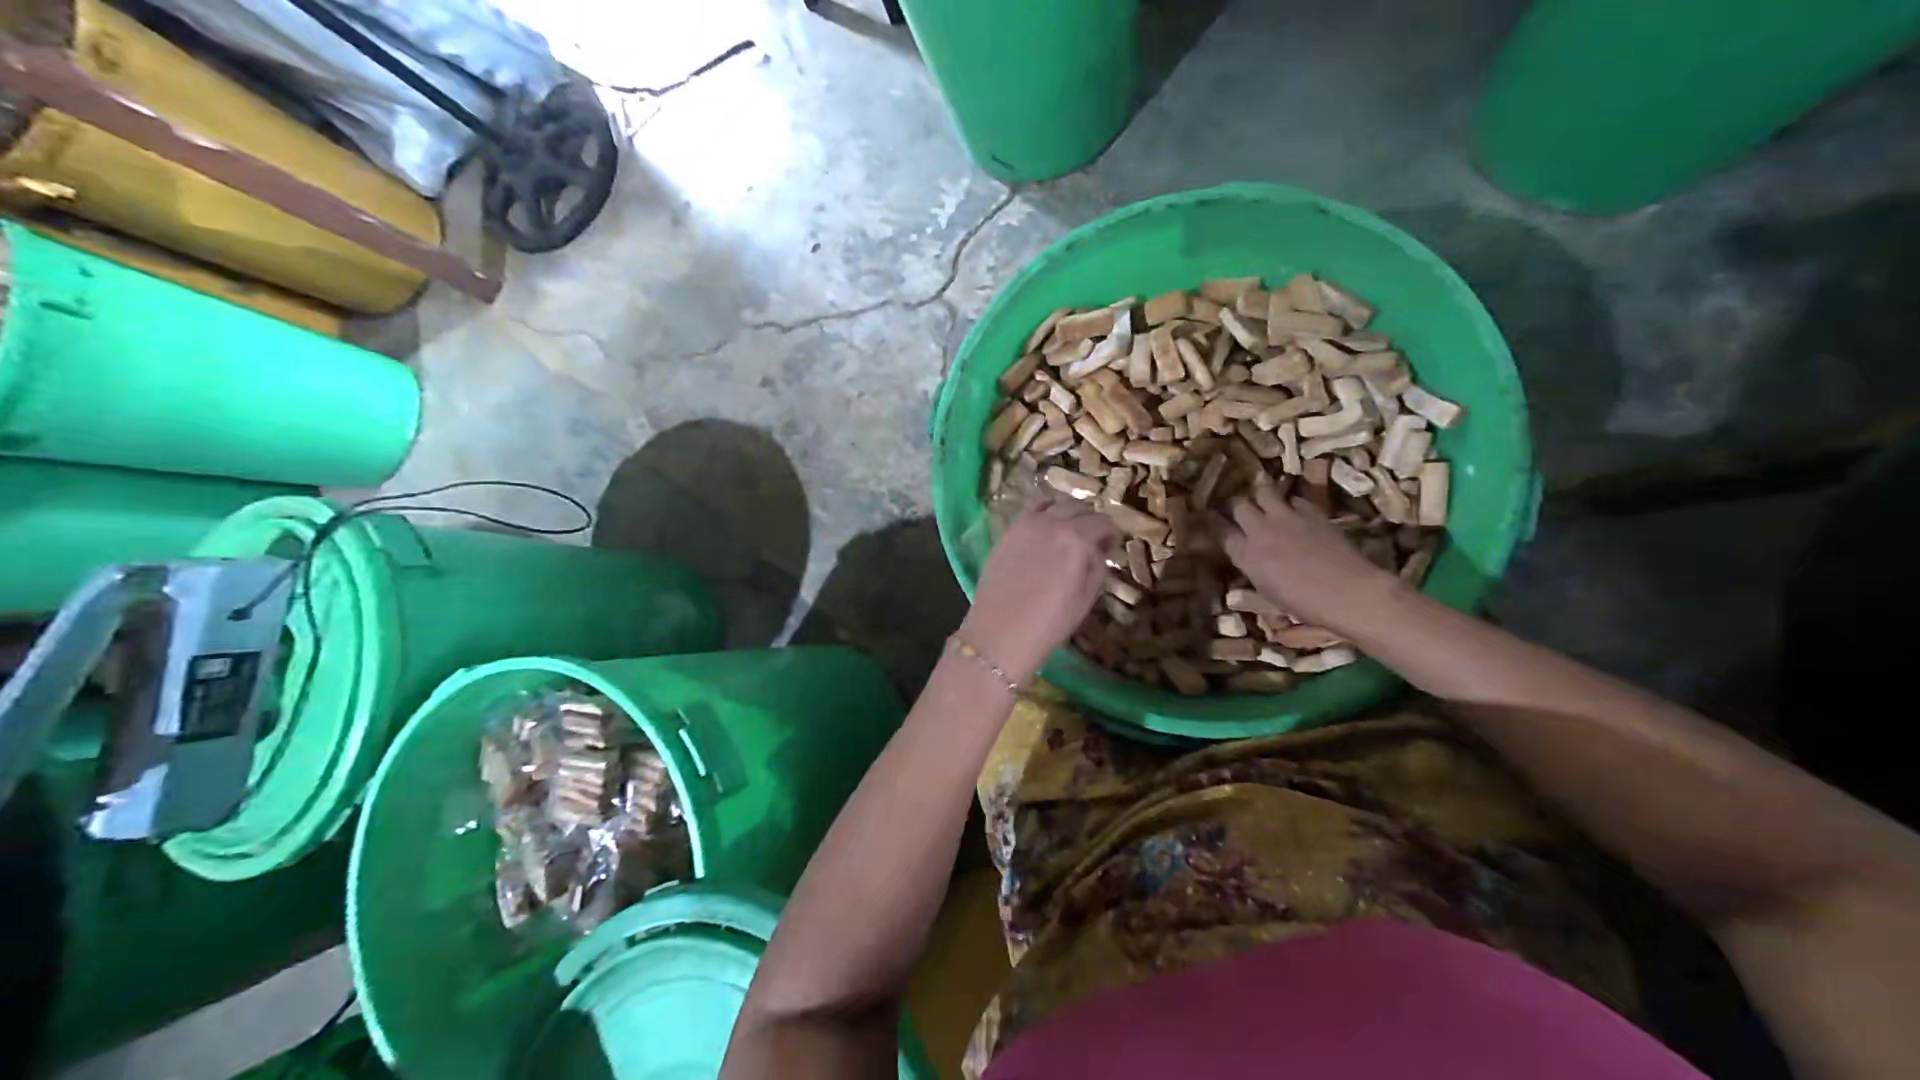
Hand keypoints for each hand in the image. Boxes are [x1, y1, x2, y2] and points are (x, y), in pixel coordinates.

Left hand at [960, 496, 1117, 680]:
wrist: (1000, 634)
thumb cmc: (1049, 623)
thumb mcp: (1086, 598)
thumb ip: (1097, 566)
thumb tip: (1099, 550)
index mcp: (1076, 539)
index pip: (1103, 522)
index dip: (1111, 534)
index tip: (1111, 548)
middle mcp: (1052, 523)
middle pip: (1079, 507)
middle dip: (1090, 522)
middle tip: (1092, 542)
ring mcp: (1026, 524)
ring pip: (1054, 503)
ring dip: (1067, 513)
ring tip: (1068, 533)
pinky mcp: (1007, 531)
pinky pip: (1030, 510)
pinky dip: (1044, 512)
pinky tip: (1045, 528)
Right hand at [1218, 485, 1400, 630]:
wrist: (1348, 593)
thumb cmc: (1304, 604)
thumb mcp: (1266, 590)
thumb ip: (1252, 567)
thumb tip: (1247, 556)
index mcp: (1245, 554)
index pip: (1219, 529)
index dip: (1214, 524)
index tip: (1212, 522)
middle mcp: (1260, 529)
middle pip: (1238, 504)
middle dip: (1236, 505)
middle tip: (1240, 512)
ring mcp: (1286, 517)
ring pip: (1264, 491)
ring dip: (1261, 497)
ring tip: (1265, 504)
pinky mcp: (1312, 511)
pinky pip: (1294, 499)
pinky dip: (1290, 504)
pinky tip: (1295, 514)